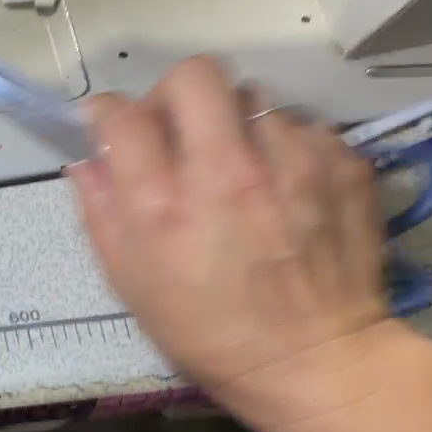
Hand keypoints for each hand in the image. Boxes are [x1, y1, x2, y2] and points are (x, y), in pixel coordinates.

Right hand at [70, 56, 414, 431]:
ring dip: (230, 123)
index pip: (123, 117)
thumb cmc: (198, 325)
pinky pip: (301, 126)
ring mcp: (293, 162)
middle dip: (171, 94)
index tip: (105, 124)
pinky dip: (278, 145)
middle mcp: (225, 170)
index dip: (105, 112)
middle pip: (195, 77)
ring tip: (231, 165)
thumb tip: (87, 164)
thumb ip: (100, 211)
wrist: (307, 355)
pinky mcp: (345, 164)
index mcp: (160, 203)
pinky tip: (275, 185)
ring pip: (253, 98)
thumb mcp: (125, 276)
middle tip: (170, 128)